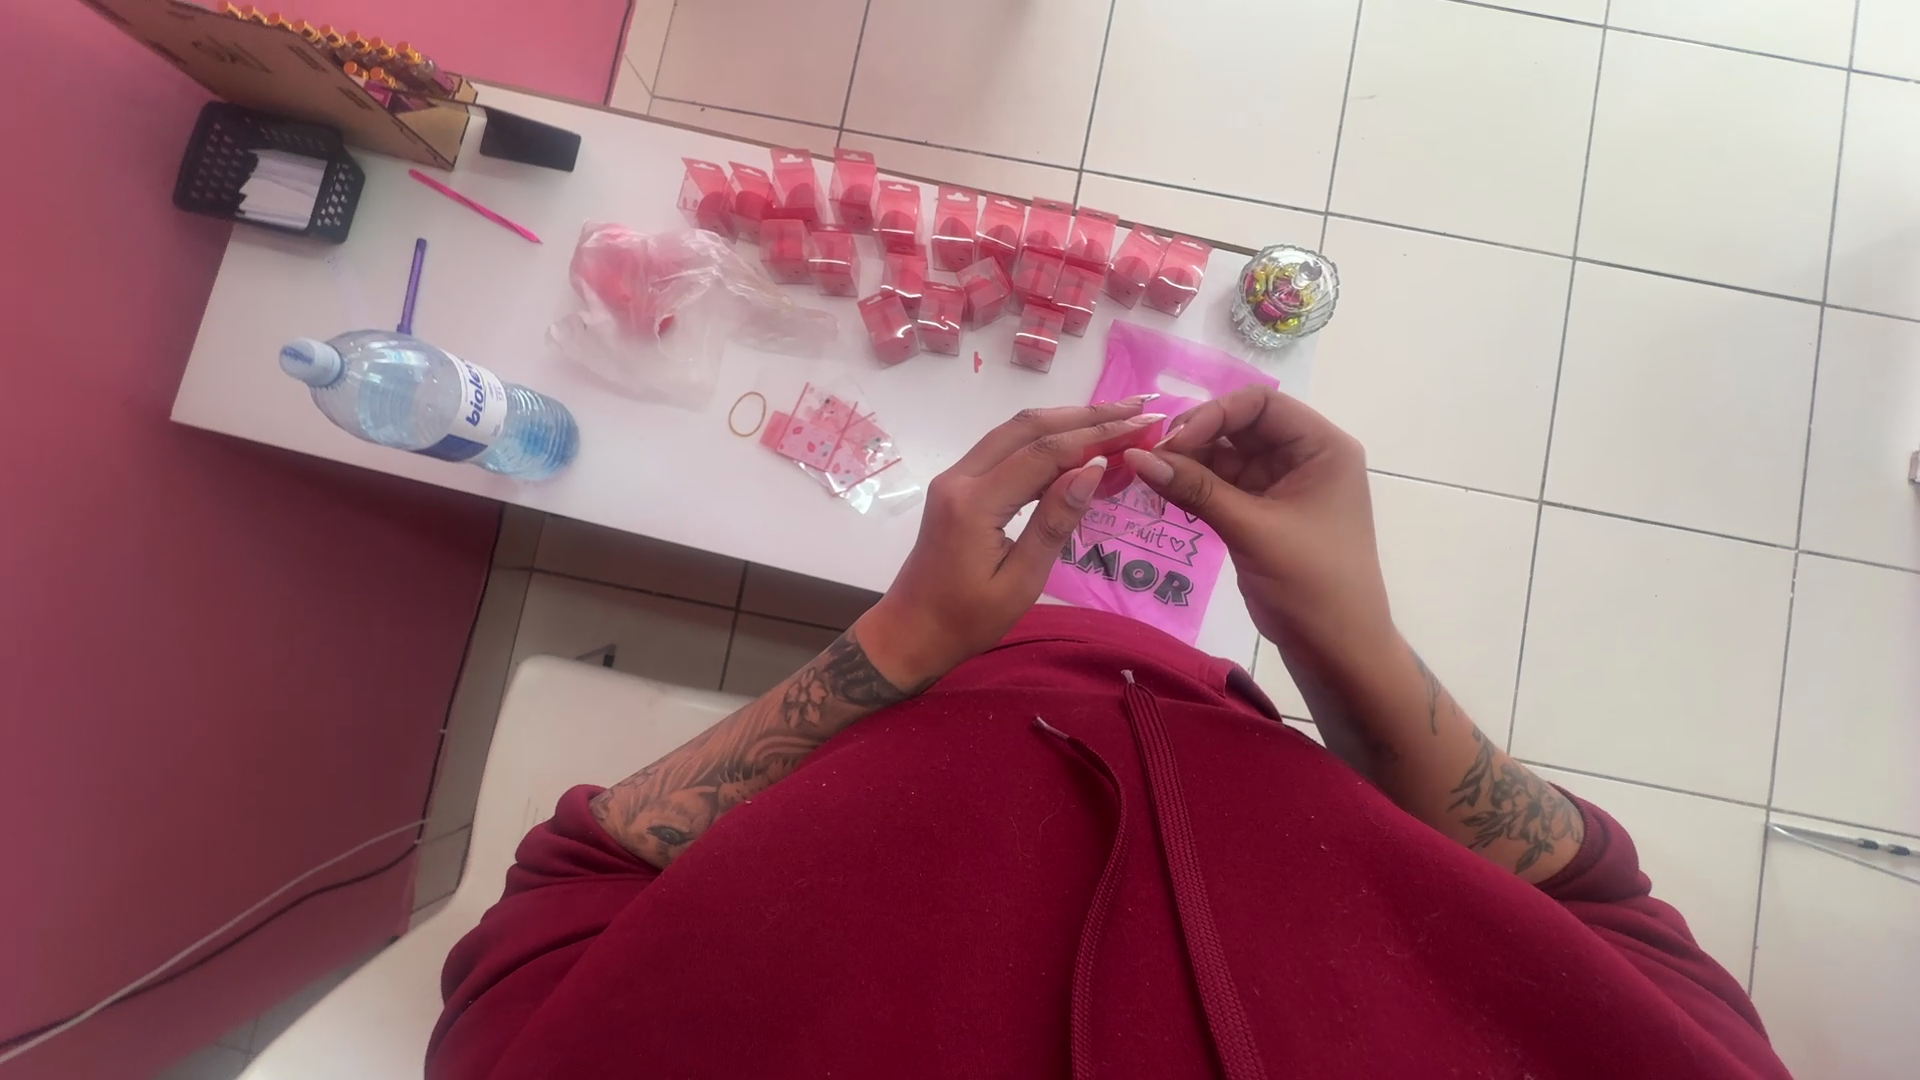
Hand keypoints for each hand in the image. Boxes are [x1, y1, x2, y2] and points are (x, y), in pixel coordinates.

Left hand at [857, 399, 1167, 688]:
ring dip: (1064, 421)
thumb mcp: (1019, 583)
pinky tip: (1075, 444)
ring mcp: (955, 479)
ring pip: (1014, 432)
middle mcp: (960, 478)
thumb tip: (1092, 470)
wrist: (910, 632)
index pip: (1043, 453)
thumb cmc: (966, 622)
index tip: (1141, 426)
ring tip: (1115, 418)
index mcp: (974, 503)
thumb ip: (1054, 523)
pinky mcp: (957, 487)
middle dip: (1085, 415)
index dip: (1095, 436)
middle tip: (1137, 408)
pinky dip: (1043, 441)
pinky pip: (1003, 450)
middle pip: (1027, 428)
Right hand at [1121, 386, 1392, 660]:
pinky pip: (1221, 487)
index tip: (1172, 443)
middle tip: (1152, 459)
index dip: (1214, 414)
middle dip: (1195, 438)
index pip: (1261, 404)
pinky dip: (1193, 488)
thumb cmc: (1311, 584)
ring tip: (1149, 476)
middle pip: (1240, 427)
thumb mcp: (1252, 530)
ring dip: (1188, 464)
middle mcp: (1302, 458)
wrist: (1336, 650)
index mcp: (1321, 448)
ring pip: (1225, 458)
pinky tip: (1164, 492)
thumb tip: (1137, 456)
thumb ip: (1195, 490)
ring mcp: (1279, 486)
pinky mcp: (1260, 513)